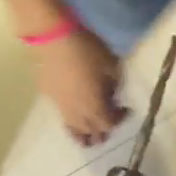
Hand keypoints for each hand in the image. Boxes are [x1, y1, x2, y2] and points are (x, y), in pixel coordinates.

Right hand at [31, 28, 128, 145]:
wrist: (54, 39)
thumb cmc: (86, 50)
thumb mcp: (110, 65)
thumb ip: (114, 84)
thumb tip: (111, 93)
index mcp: (94, 105)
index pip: (108, 124)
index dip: (119, 120)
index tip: (125, 110)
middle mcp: (77, 112)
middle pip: (90, 131)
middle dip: (101, 132)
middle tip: (108, 124)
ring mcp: (60, 106)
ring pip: (73, 128)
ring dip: (83, 134)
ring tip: (89, 136)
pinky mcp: (49, 97)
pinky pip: (62, 115)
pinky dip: (71, 119)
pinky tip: (73, 112)